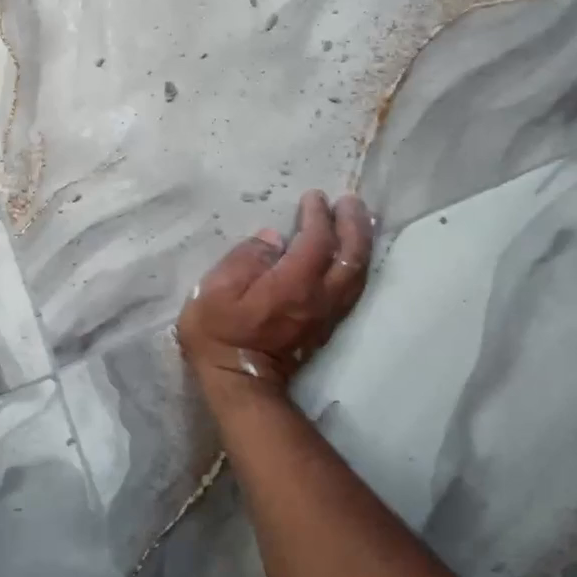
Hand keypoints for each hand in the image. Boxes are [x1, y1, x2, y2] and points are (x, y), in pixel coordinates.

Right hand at [176, 191, 374, 396]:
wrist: (239, 380)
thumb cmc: (219, 331)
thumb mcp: (215, 289)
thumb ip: (244, 259)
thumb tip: (270, 237)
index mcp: (293, 284)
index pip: (316, 241)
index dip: (318, 216)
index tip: (314, 196)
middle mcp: (320, 297)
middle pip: (350, 256)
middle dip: (353, 225)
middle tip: (351, 200)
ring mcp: (327, 313)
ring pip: (357, 273)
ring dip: (361, 244)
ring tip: (360, 221)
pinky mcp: (325, 324)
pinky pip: (352, 287)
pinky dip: (357, 265)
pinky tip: (352, 256)